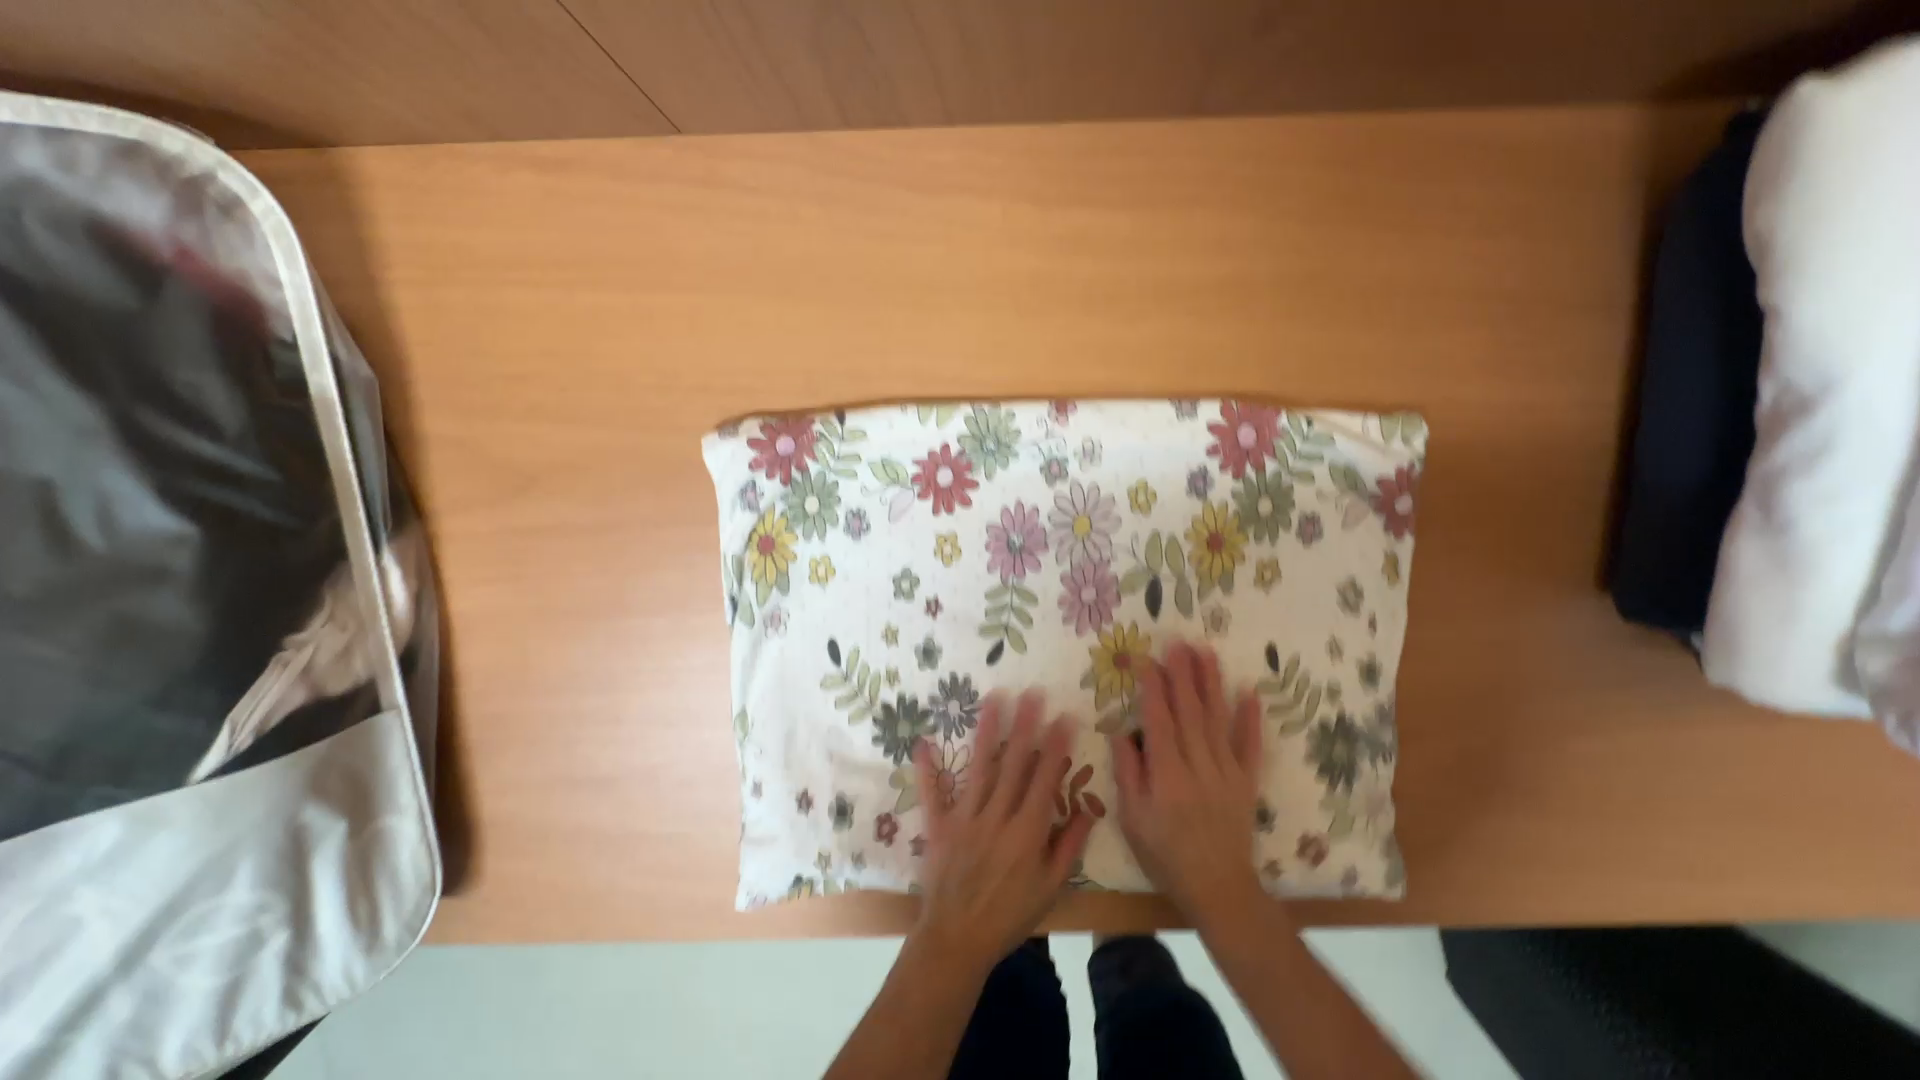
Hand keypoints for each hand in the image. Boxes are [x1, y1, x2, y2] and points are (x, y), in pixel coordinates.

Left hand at [909, 691, 1094, 973]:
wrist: (959, 938)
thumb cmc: (1011, 915)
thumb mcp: (1052, 886)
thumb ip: (1069, 844)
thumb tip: (1089, 808)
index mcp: (1028, 831)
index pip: (1046, 779)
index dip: (1056, 746)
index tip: (1065, 716)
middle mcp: (997, 816)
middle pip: (1014, 764)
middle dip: (1025, 726)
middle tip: (1033, 692)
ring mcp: (965, 818)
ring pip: (980, 767)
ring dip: (987, 731)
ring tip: (994, 699)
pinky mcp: (939, 826)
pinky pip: (933, 793)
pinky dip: (927, 769)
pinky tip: (923, 741)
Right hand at [1110, 640, 1266, 926]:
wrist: (1217, 888)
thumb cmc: (1165, 856)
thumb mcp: (1132, 819)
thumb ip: (1128, 773)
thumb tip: (1123, 732)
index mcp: (1166, 773)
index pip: (1158, 719)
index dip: (1152, 686)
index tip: (1145, 659)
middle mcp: (1198, 764)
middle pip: (1190, 711)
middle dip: (1182, 674)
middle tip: (1177, 642)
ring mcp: (1226, 771)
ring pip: (1217, 719)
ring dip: (1211, 683)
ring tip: (1206, 652)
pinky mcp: (1246, 781)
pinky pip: (1250, 745)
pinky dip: (1251, 718)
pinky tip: (1249, 692)